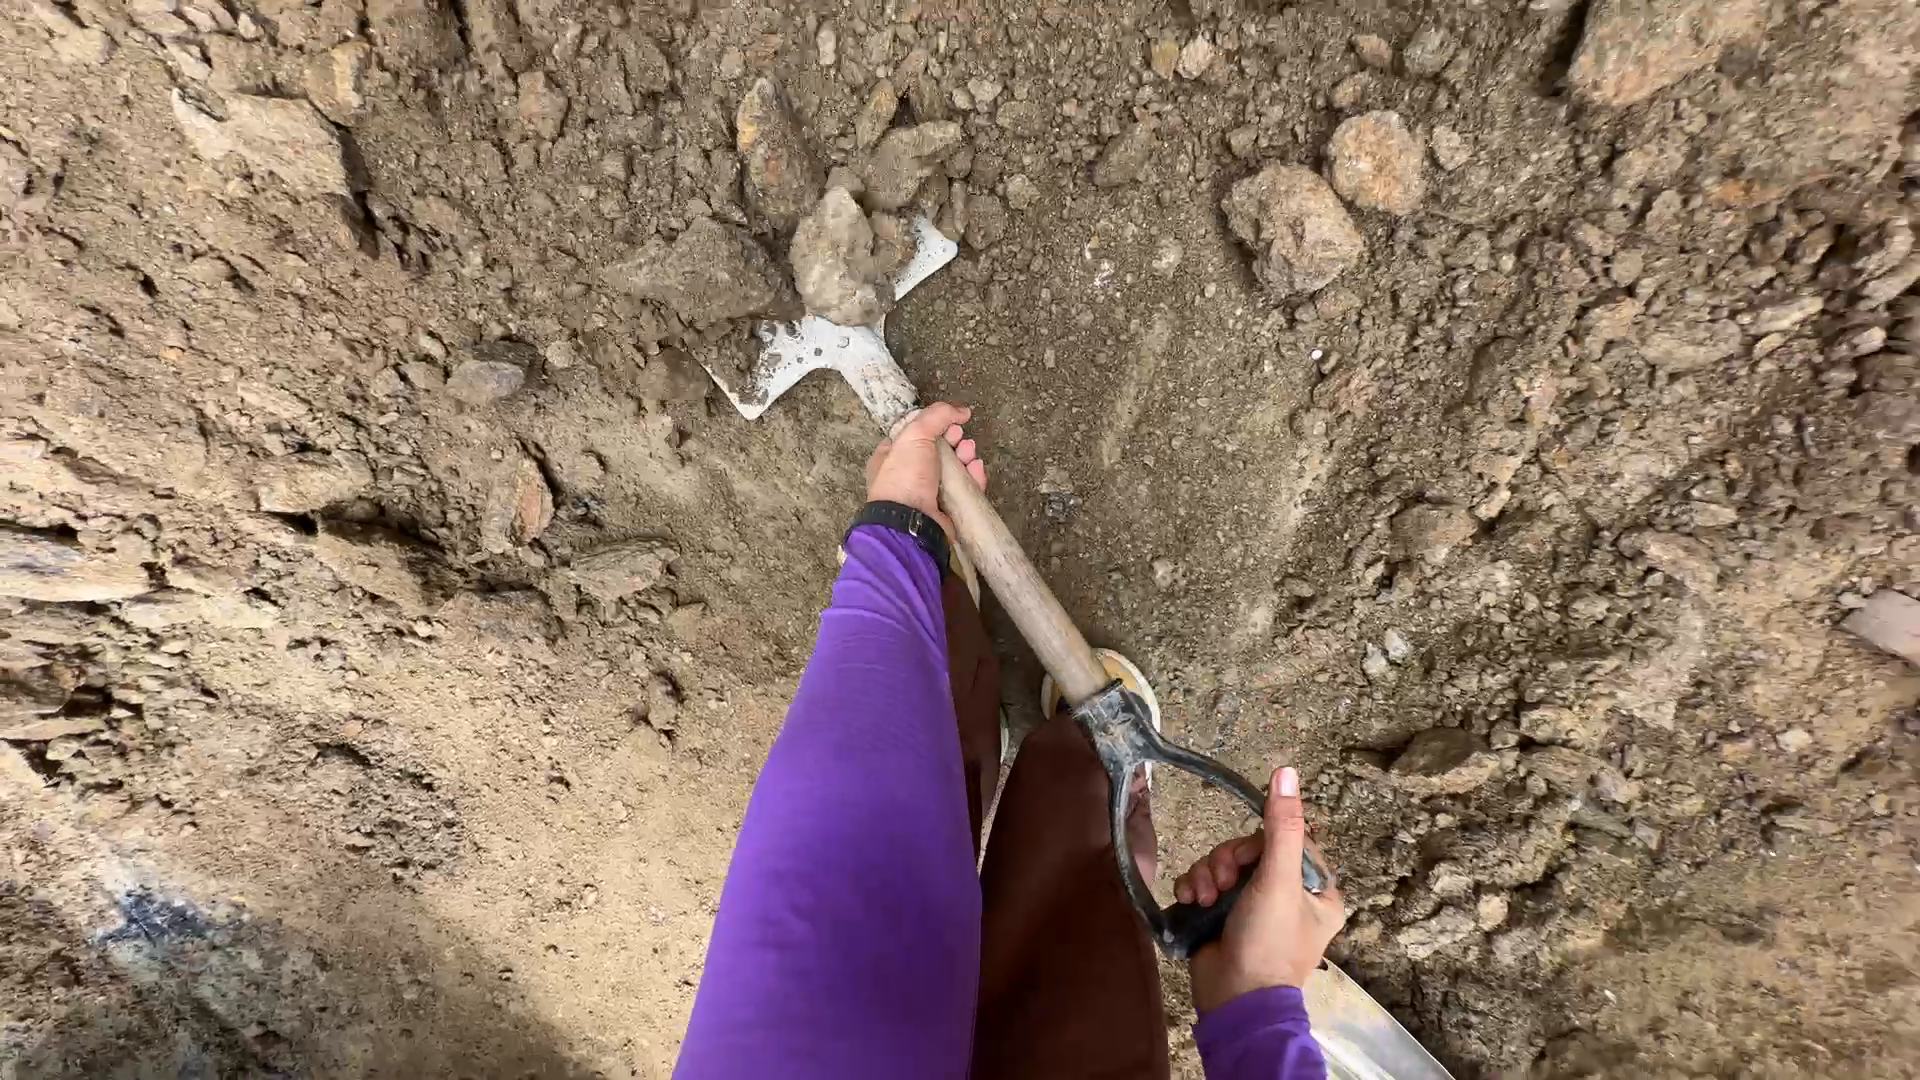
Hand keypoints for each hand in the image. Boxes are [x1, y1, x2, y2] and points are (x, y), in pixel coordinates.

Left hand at [863, 403, 986, 536]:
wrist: (911, 521)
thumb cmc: (904, 477)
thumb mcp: (915, 434)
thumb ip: (938, 415)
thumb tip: (963, 410)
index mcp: (891, 458)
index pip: (915, 436)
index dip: (934, 427)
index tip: (949, 423)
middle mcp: (908, 477)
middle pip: (938, 452)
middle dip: (954, 442)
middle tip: (962, 439)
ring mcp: (928, 495)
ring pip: (953, 471)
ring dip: (965, 458)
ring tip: (970, 453)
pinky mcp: (947, 510)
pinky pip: (963, 490)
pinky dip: (973, 478)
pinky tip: (976, 469)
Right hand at [1175, 766, 1345, 1012]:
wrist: (1233, 998)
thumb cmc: (1267, 941)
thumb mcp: (1277, 879)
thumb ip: (1281, 825)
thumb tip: (1286, 770)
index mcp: (1316, 890)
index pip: (1284, 839)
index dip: (1257, 842)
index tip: (1247, 861)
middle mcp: (1288, 895)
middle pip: (1247, 849)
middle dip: (1226, 862)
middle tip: (1222, 884)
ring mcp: (1253, 906)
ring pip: (1222, 863)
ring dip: (1206, 875)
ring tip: (1204, 898)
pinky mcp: (1223, 914)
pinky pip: (1204, 881)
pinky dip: (1194, 887)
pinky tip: (1190, 901)